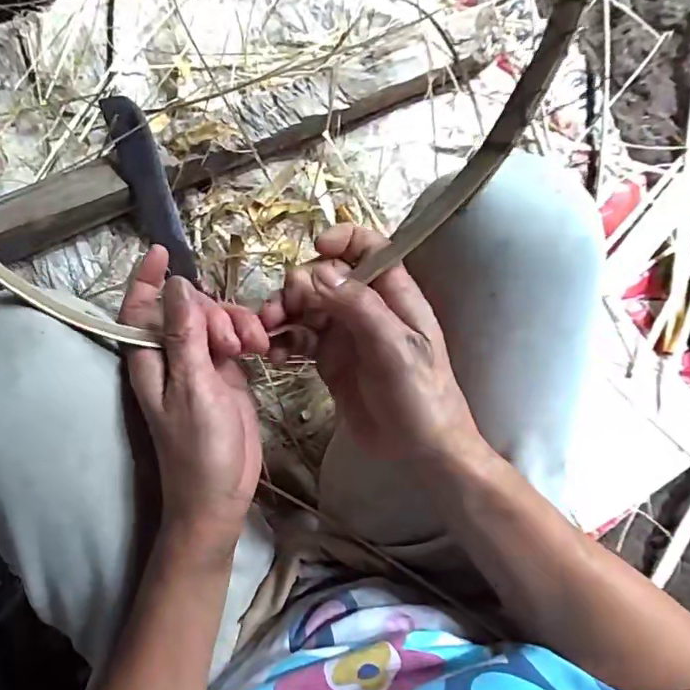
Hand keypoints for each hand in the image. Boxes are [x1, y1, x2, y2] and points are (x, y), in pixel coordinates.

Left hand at [120, 246, 266, 547]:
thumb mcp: (193, 387)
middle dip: (213, 311)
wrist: (221, 493)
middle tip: (234, 340)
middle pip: (188, 310)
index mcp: (150, 359)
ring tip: (255, 347)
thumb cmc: (198, 447)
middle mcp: (172, 357)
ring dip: (236, 324)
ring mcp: (200, 366)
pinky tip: (262, 349)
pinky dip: (248, 337)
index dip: (146, 279)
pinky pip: (234, 340)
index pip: (140, 309)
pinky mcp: (226, 376)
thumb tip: (176, 285)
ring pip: (214, 322)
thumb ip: (185, 336)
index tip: (161, 250)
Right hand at [260, 225, 486, 470]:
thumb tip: (316, 271)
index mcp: (394, 295)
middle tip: (282, 310)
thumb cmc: (420, 395)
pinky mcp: (331, 361)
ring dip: (284, 314)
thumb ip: (358, 306)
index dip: (343, 240)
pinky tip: (276, 355)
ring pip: (307, 308)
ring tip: (267, 333)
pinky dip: (285, 342)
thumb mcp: (395, 347)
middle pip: (326, 277)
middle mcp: (368, 308)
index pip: (369, 248)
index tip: (315, 250)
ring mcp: (347, 335)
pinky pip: (301, 340)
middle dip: (299, 286)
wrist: (421, 449)